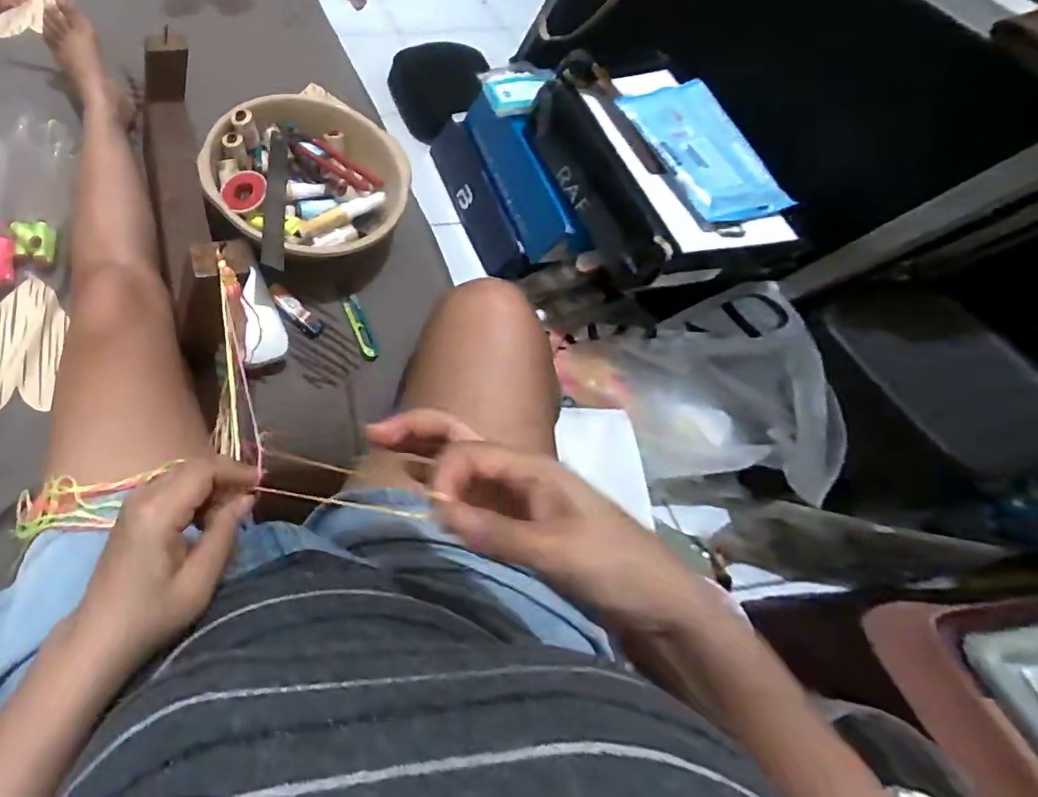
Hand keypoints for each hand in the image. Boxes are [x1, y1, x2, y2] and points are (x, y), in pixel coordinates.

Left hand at [71, 458, 254, 666]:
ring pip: (181, 474)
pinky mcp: (132, 509)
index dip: (235, 470)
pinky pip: (170, 486)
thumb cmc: (152, 615)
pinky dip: (193, 494)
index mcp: (158, 509)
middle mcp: (143, 494)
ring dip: (209, 486)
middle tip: (250, 499)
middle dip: (225, 477)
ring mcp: (134, 500)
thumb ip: (224, 534)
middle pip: (192, 467)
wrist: (101, 634)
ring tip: (231, 513)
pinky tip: (206, 519)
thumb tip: (246, 498)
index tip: (262, 482)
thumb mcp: (198, 582)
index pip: (203, 470)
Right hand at [369, 408, 725, 637]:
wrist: (664, 606)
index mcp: (531, 465)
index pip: (468, 452)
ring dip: (423, 452)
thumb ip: (496, 531)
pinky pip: (469, 492)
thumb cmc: (617, 569)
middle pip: (459, 436)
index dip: (443, 473)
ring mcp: (517, 494)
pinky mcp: (516, 518)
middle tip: (373, 433)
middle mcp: (518, 470)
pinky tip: (421, 488)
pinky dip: (440, 484)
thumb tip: (435, 510)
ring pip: (461, 460)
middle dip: (416, 430)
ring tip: (385, 449)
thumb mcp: (558, 553)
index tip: (435, 510)